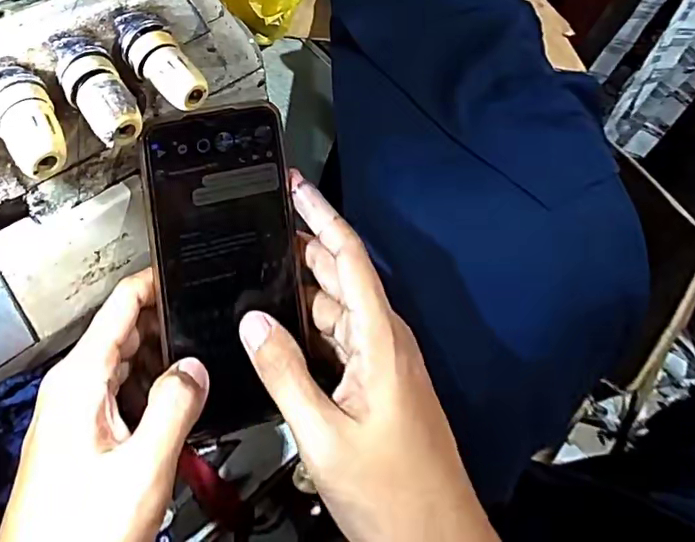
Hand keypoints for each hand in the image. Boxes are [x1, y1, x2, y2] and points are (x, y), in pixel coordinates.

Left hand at [0, 268, 207, 541]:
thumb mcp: (141, 469)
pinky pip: (117, 391)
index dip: (155, 281)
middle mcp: (69, 388)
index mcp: (79, 379)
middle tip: (201, 330)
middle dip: (165, 326)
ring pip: (123, 362)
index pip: (121, 301)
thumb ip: (175, 406)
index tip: (183, 273)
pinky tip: (167, 412)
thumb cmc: (74, 537)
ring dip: (158, 361)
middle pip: (124, 329)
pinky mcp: (75, 435)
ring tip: (191, 375)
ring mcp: (69, 411)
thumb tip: (194, 367)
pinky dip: (146, 389)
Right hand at [240, 172, 496, 541]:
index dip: (321, 212)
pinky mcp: (379, 378)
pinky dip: (312, 323)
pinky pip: (341, 334)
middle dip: (304, 243)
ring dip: (304, 288)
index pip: (348, 254)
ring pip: (338, 305)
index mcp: (379, 338)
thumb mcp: (325, 437)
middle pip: (340, 273)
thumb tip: (255, 324)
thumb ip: (285, 374)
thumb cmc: (398, 497)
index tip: (297, 187)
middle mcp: (385, 338)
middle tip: (269, 224)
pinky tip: (286, 329)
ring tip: (267, 273)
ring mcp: (384, 358)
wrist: (439, 539)